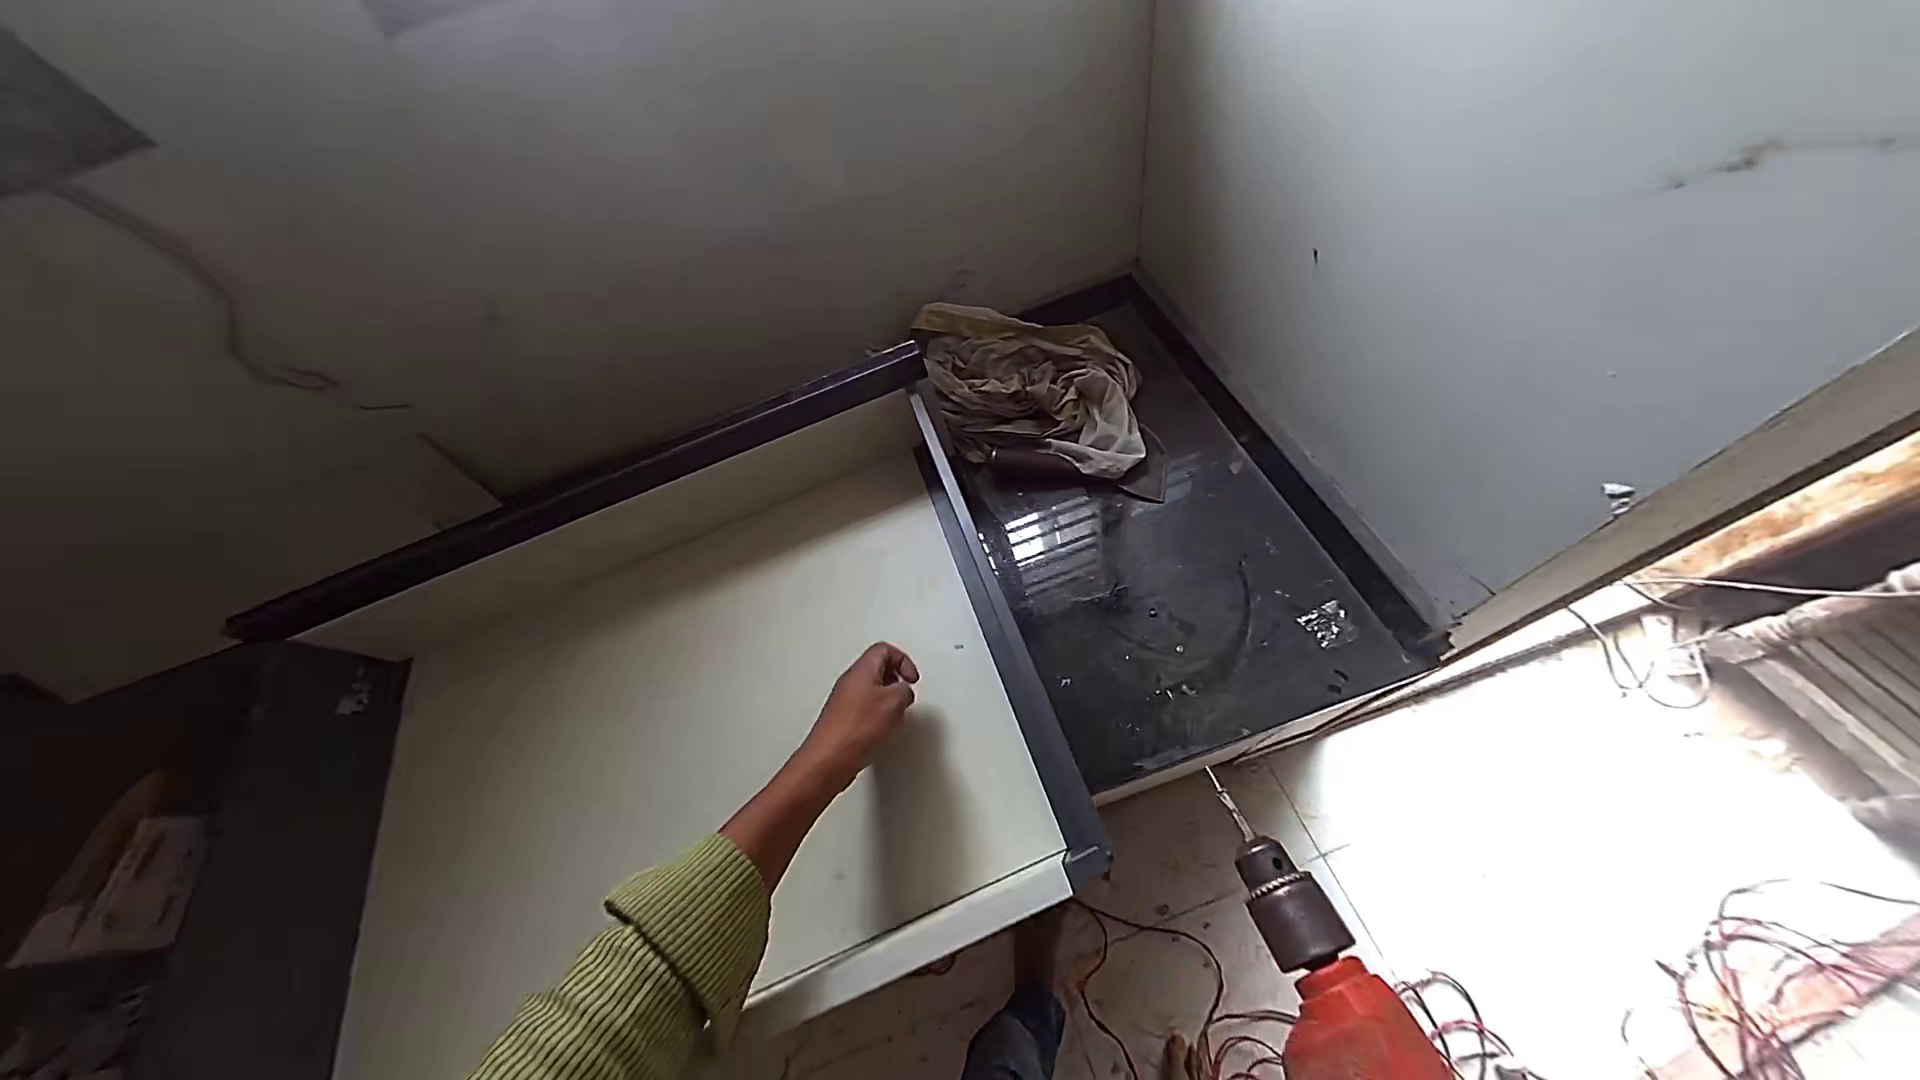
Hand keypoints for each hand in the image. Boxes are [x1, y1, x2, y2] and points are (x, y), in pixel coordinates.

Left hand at [791, 642, 920, 790]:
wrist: (830, 757)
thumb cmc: (855, 729)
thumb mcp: (895, 703)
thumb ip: (905, 691)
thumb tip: (904, 693)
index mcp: (862, 670)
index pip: (884, 650)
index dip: (903, 661)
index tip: (911, 678)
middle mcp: (850, 682)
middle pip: (877, 667)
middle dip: (896, 679)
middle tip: (904, 692)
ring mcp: (844, 701)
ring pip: (871, 689)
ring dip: (887, 699)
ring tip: (894, 714)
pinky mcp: (843, 719)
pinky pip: (864, 708)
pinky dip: (877, 715)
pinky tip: (881, 730)